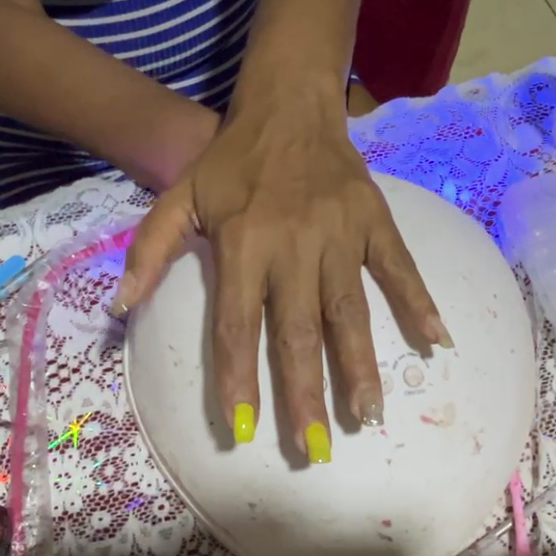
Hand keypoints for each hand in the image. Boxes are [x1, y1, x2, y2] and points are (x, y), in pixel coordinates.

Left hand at [113, 73, 449, 463]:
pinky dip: (418, 303)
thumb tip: (121, 307)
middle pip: (298, 331)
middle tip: (313, 449)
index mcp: (243, 243)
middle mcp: (293, 244)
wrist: (288, 107)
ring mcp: (339, 233)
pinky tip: (434, 342)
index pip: (238, 325)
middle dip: (303, 394)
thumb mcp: (178, 197)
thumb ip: (150, 250)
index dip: (238, 380)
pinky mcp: (374, 220)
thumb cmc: (230, 162)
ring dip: (358, 367)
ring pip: (350, 311)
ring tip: (367, 417)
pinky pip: (398, 268)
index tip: (244, 430)